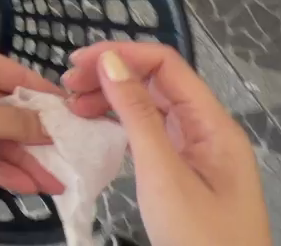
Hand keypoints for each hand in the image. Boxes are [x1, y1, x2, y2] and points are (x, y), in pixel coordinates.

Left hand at [0, 37, 66, 196]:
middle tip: (73, 163)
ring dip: (21, 157)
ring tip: (56, 184)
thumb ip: (15, 123)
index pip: (14, 72)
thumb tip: (51, 127)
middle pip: (5, 105)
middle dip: (36, 136)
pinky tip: (26, 186)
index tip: (80, 122)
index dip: (47, 98)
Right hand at [63, 42, 270, 245]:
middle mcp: (207, 129)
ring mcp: (196, 150)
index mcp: (213, 125)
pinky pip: (147, 128)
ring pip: (148, 103)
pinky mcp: (183, 168)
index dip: (121, 54)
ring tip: (73, 106)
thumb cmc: (199, 238)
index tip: (77, 64)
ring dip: (108, 96)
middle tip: (66, 87)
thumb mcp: (163, 174)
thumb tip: (109, 59)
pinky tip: (94, 125)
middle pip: (155, 80)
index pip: (166, 64)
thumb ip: (136, 113)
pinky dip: (117, 120)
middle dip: (108, 74)